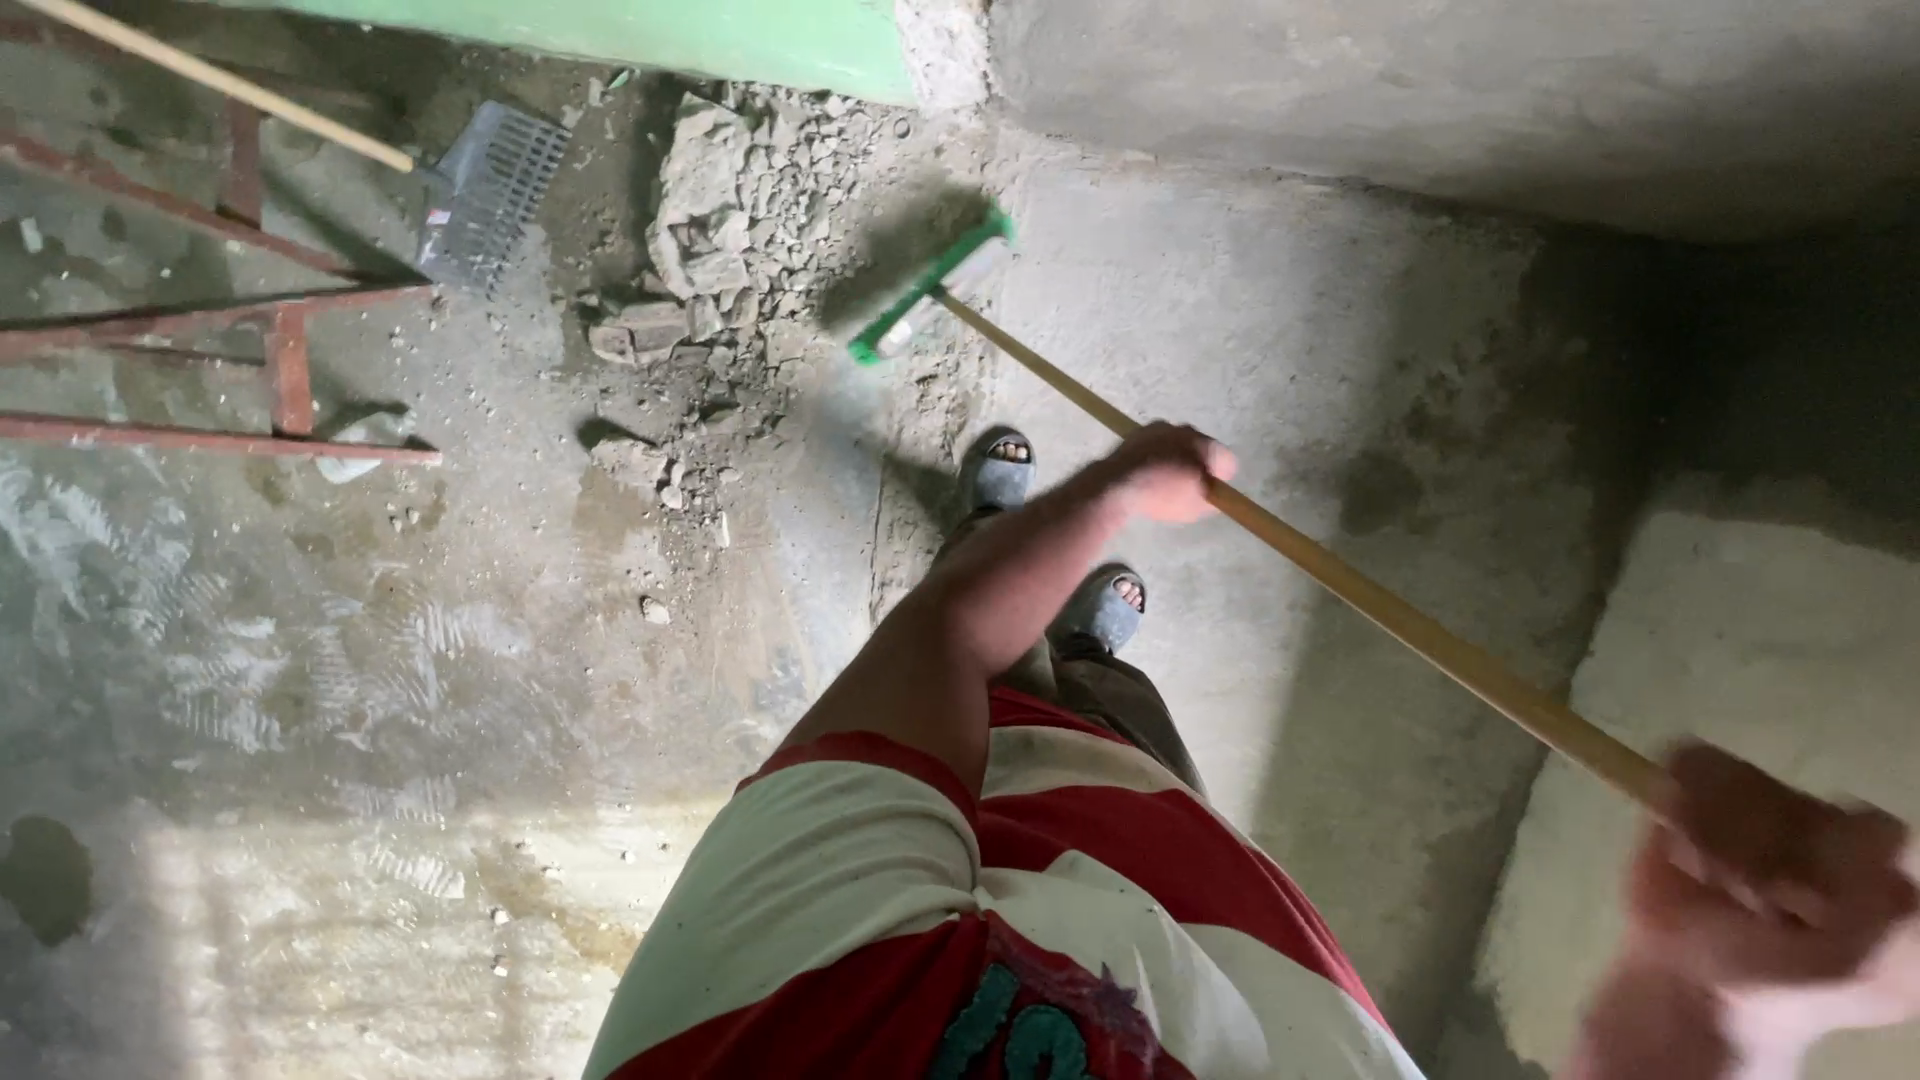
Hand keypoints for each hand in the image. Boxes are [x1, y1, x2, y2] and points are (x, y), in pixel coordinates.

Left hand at [1100, 421, 1236, 522]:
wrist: (1117, 483)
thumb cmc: (1162, 495)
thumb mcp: (1196, 508)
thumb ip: (1211, 499)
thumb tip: (1210, 494)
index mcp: (1206, 445)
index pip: (1227, 460)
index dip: (1222, 477)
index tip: (1212, 491)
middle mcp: (1186, 430)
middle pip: (1201, 447)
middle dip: (1198, 464)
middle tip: (1187, 486)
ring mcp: (1159, 428)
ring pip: (1177, 444)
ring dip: (1175, 457)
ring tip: (1163, 480)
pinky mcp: (1137, 433)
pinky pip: (1155, 445)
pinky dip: (1155, 455)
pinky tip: (1146, 473)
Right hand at [1627, 742, 1919, 1036]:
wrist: (1686, 977)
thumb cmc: (1780, 983)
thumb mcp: (1854, 971)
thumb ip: (1888, 914)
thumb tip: (1881, 830)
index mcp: (1883, 866)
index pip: (1871, 827)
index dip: (1832, 861)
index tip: (1808, 909)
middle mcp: (1825, 825)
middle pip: (1792, 800)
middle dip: (1757, 855)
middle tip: (1750, 902)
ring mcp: (1753, 802)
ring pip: (1735, 775)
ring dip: (1709, 832)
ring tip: (1710, 877)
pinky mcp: (1689, 790)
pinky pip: (1688, 760)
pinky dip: (1676, 806)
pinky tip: (1679, 848)